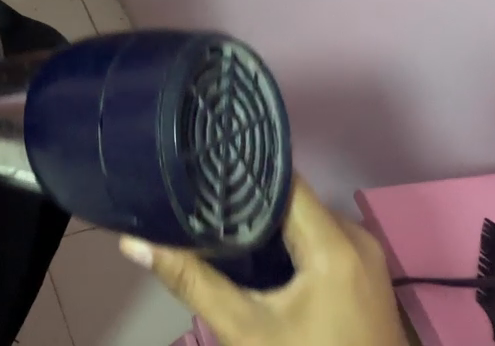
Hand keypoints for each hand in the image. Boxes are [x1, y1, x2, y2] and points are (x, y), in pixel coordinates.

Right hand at [120, 179, 408, 345]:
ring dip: (258, 221)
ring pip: (299, 218)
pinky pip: (314, 238)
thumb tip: (133, 242)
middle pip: (287, 197)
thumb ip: (192, 281)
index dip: (234, 170)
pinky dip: (280, 241)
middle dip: (239, 198)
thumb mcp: (246, 332)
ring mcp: (362, 257)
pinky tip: (244, 251)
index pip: (278, 179)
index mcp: (335, 242)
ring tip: (208, 217)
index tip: (192, 165)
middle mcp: (355, 236)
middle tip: (189, 193)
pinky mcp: (360, 276)